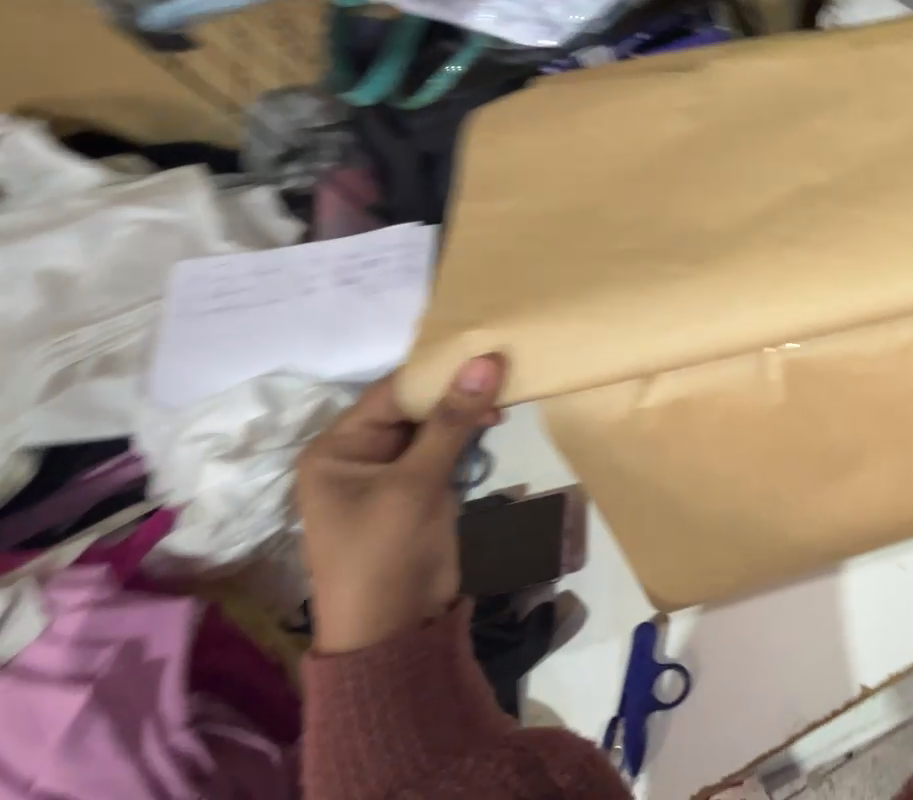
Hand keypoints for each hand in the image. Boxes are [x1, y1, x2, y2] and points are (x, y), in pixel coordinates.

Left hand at [297, 355, 506, 652]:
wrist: (394, 626)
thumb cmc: (385, 552)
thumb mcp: (417, 483)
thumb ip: (452, 421)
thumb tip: (485, 361)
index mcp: (337, 448)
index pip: (391, 393)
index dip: (438, 371)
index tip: (487, 352)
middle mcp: (360, 454)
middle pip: (413, 406)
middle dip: (456, 390)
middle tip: (506, 372)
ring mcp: (392, 472)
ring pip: (434, 424)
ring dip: (467, 412)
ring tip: (507, 398)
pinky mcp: (420, 488)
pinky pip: (445, 446)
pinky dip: (469, 434)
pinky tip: (497, 423)